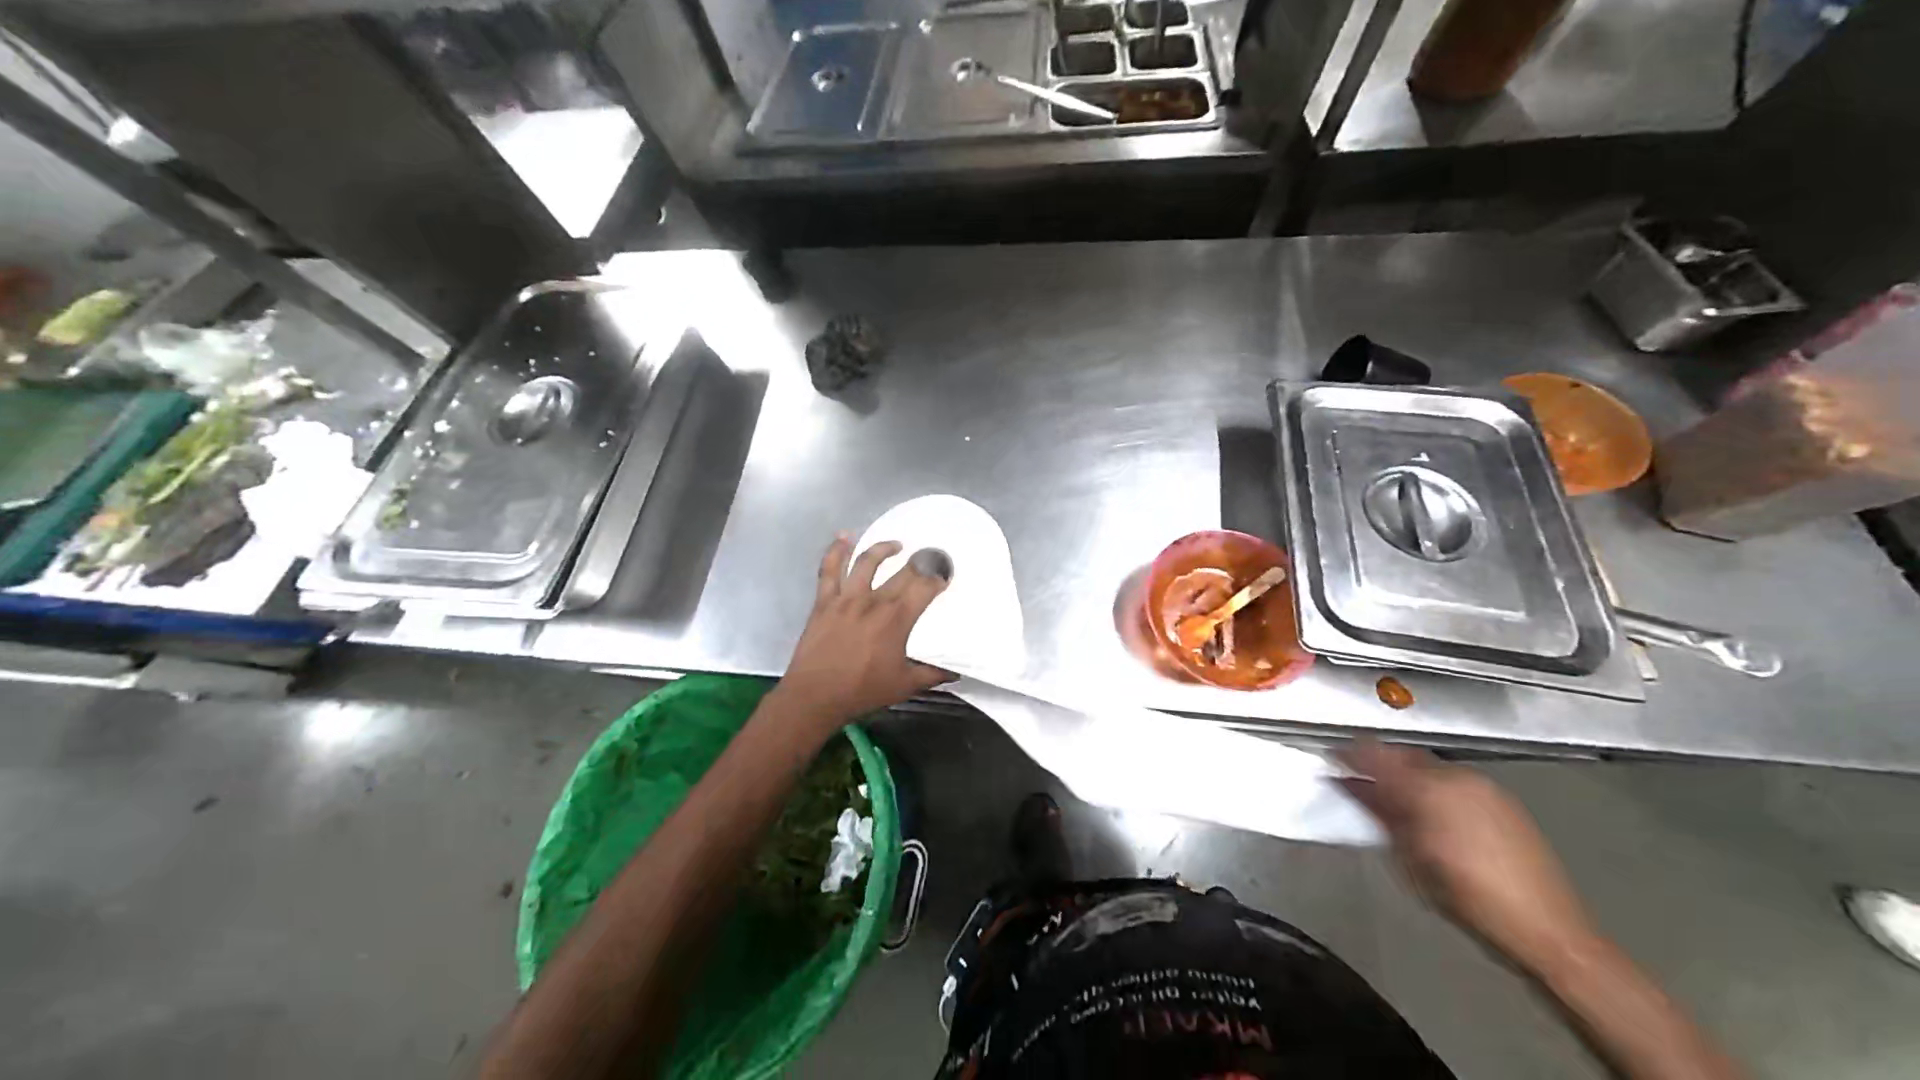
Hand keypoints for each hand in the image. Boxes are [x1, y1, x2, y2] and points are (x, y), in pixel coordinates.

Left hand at [773, 536, 950, 727]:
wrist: (815, 695)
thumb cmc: (863, 690)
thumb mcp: (905, 685)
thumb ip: (933, 675)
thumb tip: (956, 671)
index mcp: (897, 619)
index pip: (925, 587)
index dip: (938, 578)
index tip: (945, 577)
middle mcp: (874, 600)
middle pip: (902, 572)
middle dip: (920, 562)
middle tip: (929, 559)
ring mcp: (847, 598)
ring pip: (867, 562)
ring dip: (884, 549)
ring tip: (895, 546)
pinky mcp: (825, 601)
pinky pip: (829, 570)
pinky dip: (836, 550)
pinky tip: (844, 537)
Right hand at [1336, 739, 1599, 973]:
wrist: (1546, 930)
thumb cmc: (1467, 899)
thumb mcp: (1409, 859)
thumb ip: (1378, 813)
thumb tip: (1351, 786)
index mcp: (1430, 790)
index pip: (1376, 757)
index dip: (1348, 754)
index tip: (1330, 759)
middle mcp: (1458, 778)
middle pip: (1404, 756)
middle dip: (1378, 763)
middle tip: (1358, 779)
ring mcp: (1485, 788)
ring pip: (1430, 768)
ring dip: (1406, 775)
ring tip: (1393, 798)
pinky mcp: (1502, 801)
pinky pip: (1454, 781)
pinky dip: (1432, 787)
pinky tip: (1429, 810)